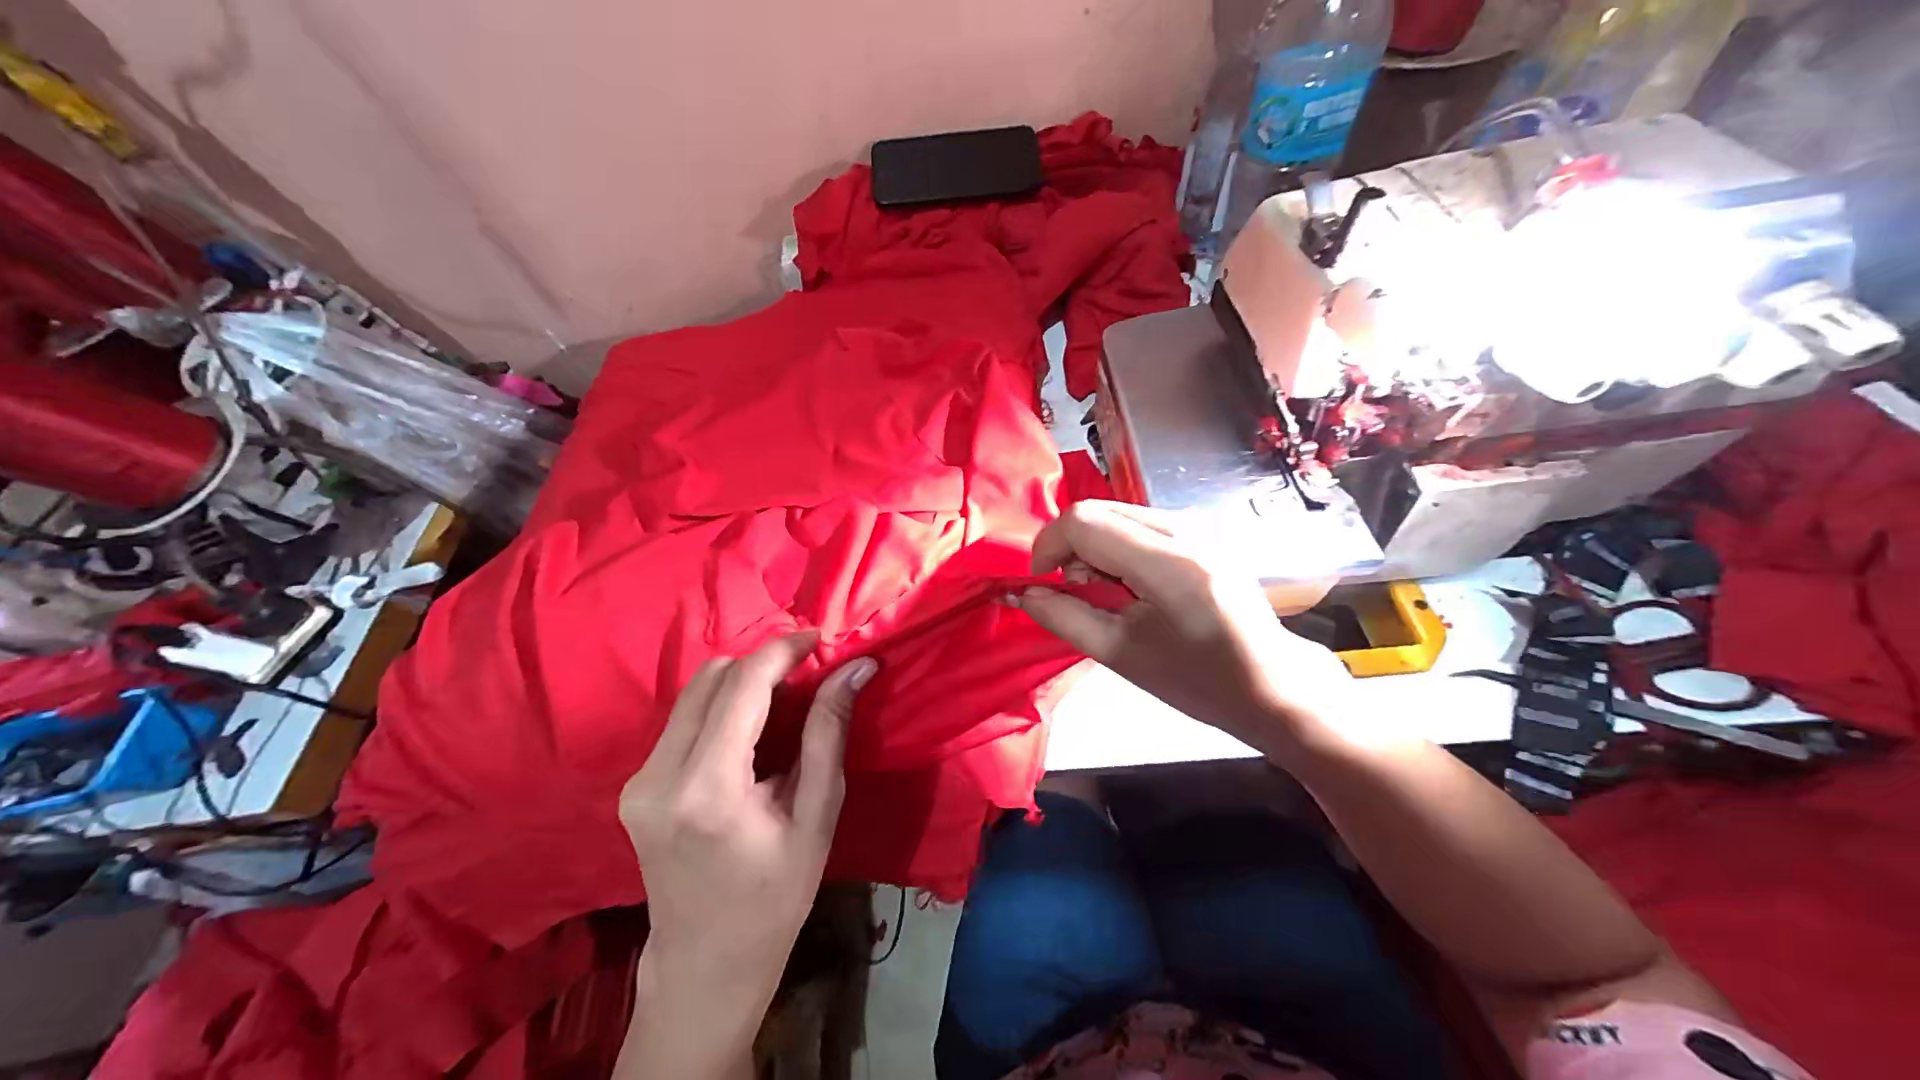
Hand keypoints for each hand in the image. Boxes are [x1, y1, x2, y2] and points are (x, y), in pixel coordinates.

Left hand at [616, 633, 875, 1078]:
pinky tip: (750, 733)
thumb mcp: (816, 816)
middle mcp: (659, 776)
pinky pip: (682, 720)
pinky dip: (721, 708)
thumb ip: (829, 733)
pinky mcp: (635, 786)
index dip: (783, 651)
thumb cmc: (775, 897)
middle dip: (762, 664)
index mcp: (708, 788)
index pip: (742, 686)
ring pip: (692, 693)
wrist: (704, 964)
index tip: (819, 639)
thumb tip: (856, 668)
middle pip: (711, 678)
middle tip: (808, 674)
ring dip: (741, 684)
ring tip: (784, 700)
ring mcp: (638, 781)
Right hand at [1011, 501, 1350, 755]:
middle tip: (1079, 594)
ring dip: (1095, 548)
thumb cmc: (1198, 680)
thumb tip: (1025, 594)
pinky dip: (1119, 547)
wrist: (1272, 684)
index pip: (1083, 521)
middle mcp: (1185, 528)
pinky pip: (1140, 523)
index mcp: (1168, 562)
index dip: (1049, 547)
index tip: (1043, 583)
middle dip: (1072, 548)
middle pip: (1098, 510)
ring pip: (1116, 514)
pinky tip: (1133, 585)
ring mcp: (1199, 524)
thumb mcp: (1121, 655)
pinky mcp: (1203, 530)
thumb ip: (1064, 617)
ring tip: (1109, 594)